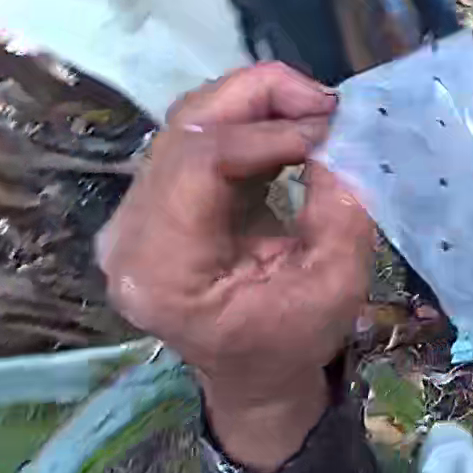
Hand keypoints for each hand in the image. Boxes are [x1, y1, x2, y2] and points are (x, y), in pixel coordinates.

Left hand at [97, 63, 376, 472]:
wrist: (255, 375)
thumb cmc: (293, 343)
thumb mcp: (337, 285)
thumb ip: (339, 210)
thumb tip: (337, 138)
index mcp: (164, 267)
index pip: (200, 161)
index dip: (270, 132)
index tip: (331, 132)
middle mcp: (132, 230)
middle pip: (188, 126)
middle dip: (264, 98)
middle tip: (327, 104)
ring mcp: (137, 211)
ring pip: (192, 120)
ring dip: (258, 103)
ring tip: (315, 113)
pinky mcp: (159, 198)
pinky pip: (200, 136)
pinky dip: (250, 121)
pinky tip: (290, 129)